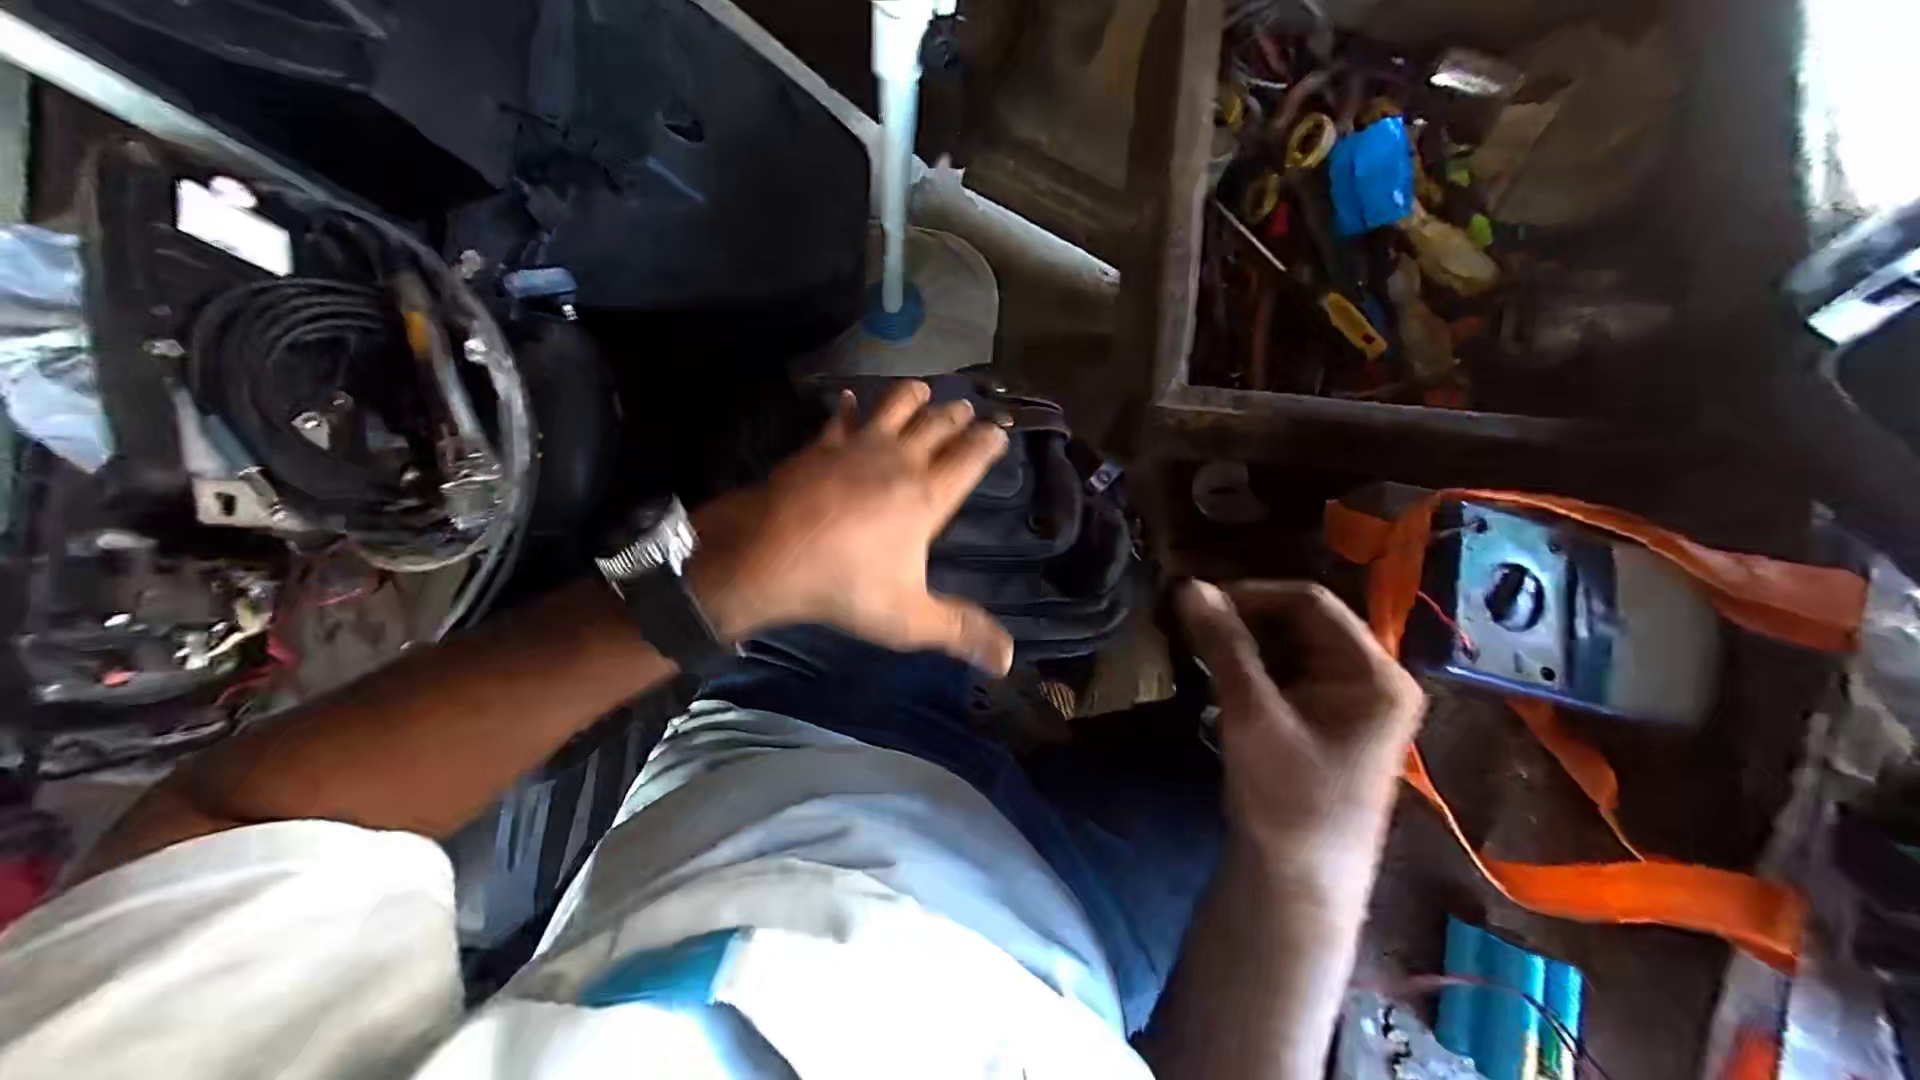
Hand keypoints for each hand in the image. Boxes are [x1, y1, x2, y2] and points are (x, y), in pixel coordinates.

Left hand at [686, 380, 1016, 673]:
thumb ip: (959, 632)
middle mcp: (898, 462)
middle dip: (956, 417)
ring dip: (911, 397)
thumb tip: (1008, 661)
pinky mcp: (820, 447)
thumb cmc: (845, 585)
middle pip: (936, 428)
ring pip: (893, 409)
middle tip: (968, 408)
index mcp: (927, 497)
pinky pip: (840, 419)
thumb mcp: (908, 619)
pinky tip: (848, 398)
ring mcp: (856, 448)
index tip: (999, 430)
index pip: (969, 460)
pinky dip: (848, 407)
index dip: (987, 443)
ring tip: (923, 388)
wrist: (769, 556)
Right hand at [1175, 580, 1425, 895]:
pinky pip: (1284, 673)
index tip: (1196, 602)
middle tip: (1188, 624)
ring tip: (1193, 644)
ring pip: (1288, 646)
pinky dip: (1247, 666)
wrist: (1297, 885)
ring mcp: (1348, 700)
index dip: (1250, 594)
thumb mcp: (1252, 716)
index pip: (1311, 602)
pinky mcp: (1323, 719)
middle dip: (1243, 618)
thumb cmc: (1287, 800)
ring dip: (1240, 641)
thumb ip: (1224, 646)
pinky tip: (1213, 672)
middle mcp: (1370, 678)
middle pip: (1301, 622)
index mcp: (1375, 673)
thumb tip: (1189, 585)